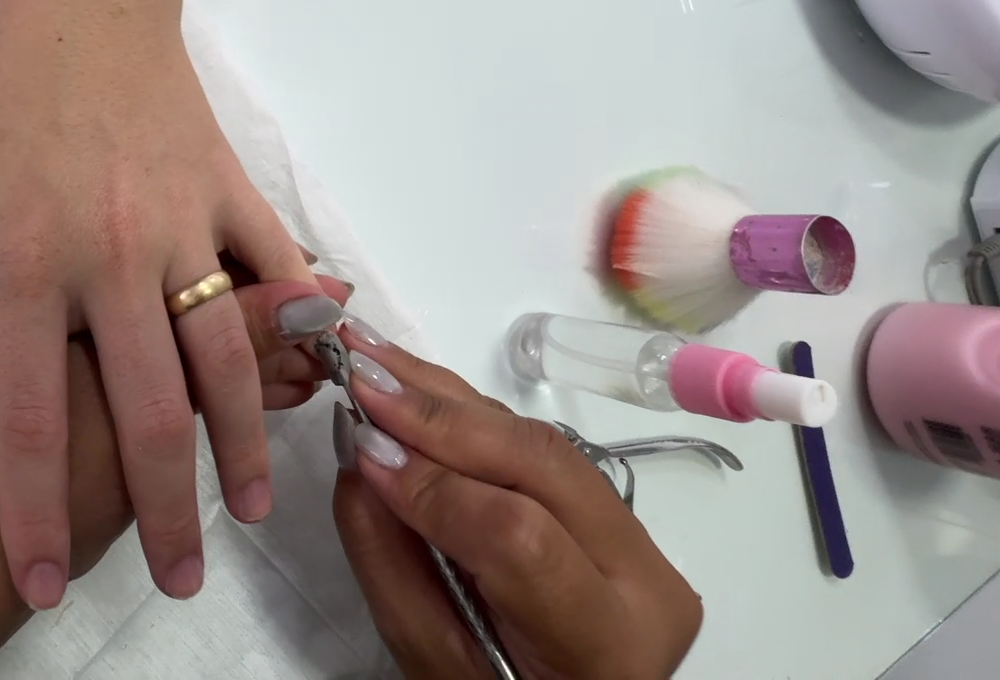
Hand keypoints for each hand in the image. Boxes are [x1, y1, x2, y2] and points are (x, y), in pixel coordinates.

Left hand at [0, 0, 320, 608]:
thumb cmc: (11, 86)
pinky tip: (315, 371)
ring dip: (240, 440)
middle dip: (160, 508)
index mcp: (30, 263)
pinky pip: (273, 266)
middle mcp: (111, 259)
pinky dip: (298, 322)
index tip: (42, 578)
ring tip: (249, 506)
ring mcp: (182, 224)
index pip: (27, 414)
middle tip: (178, 579)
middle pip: (143, 409)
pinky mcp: (229, 190)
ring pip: (223, 355)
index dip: (32, 509)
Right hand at [330, 322, 701, 678]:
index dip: (433, 484)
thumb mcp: (429, 661)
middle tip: (357, 371)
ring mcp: (630, 529)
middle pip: (535, 460)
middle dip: (435, 412)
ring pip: (529, 432)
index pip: (518, 536)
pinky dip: (455, 403)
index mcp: (606, 641)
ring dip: (439, 390)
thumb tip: (357, 450)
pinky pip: (522, 435)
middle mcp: (641, 572)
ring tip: (367, 351)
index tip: (359, 444)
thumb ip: (387, 557)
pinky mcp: (601, 499)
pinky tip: (404, 375)